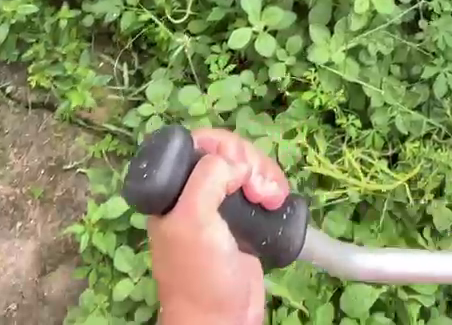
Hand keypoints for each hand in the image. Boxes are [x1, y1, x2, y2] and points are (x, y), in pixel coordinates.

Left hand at [148, 129, 289, 324]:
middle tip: (260, 189)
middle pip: (227, 152)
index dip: (222, 146)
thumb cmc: (201, 275)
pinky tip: (278, 199)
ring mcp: (219, 206)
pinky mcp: (242, 219)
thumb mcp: (193, 222)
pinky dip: (272, 185)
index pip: (197, 144)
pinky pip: (259, 185)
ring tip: (273, 197)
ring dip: (265, 174)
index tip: (239, 167)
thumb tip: (235, 164)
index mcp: (173, 192)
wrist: (222, 323)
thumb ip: (207, 180)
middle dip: (250, 162)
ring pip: (246, 167)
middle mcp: (194, 193)